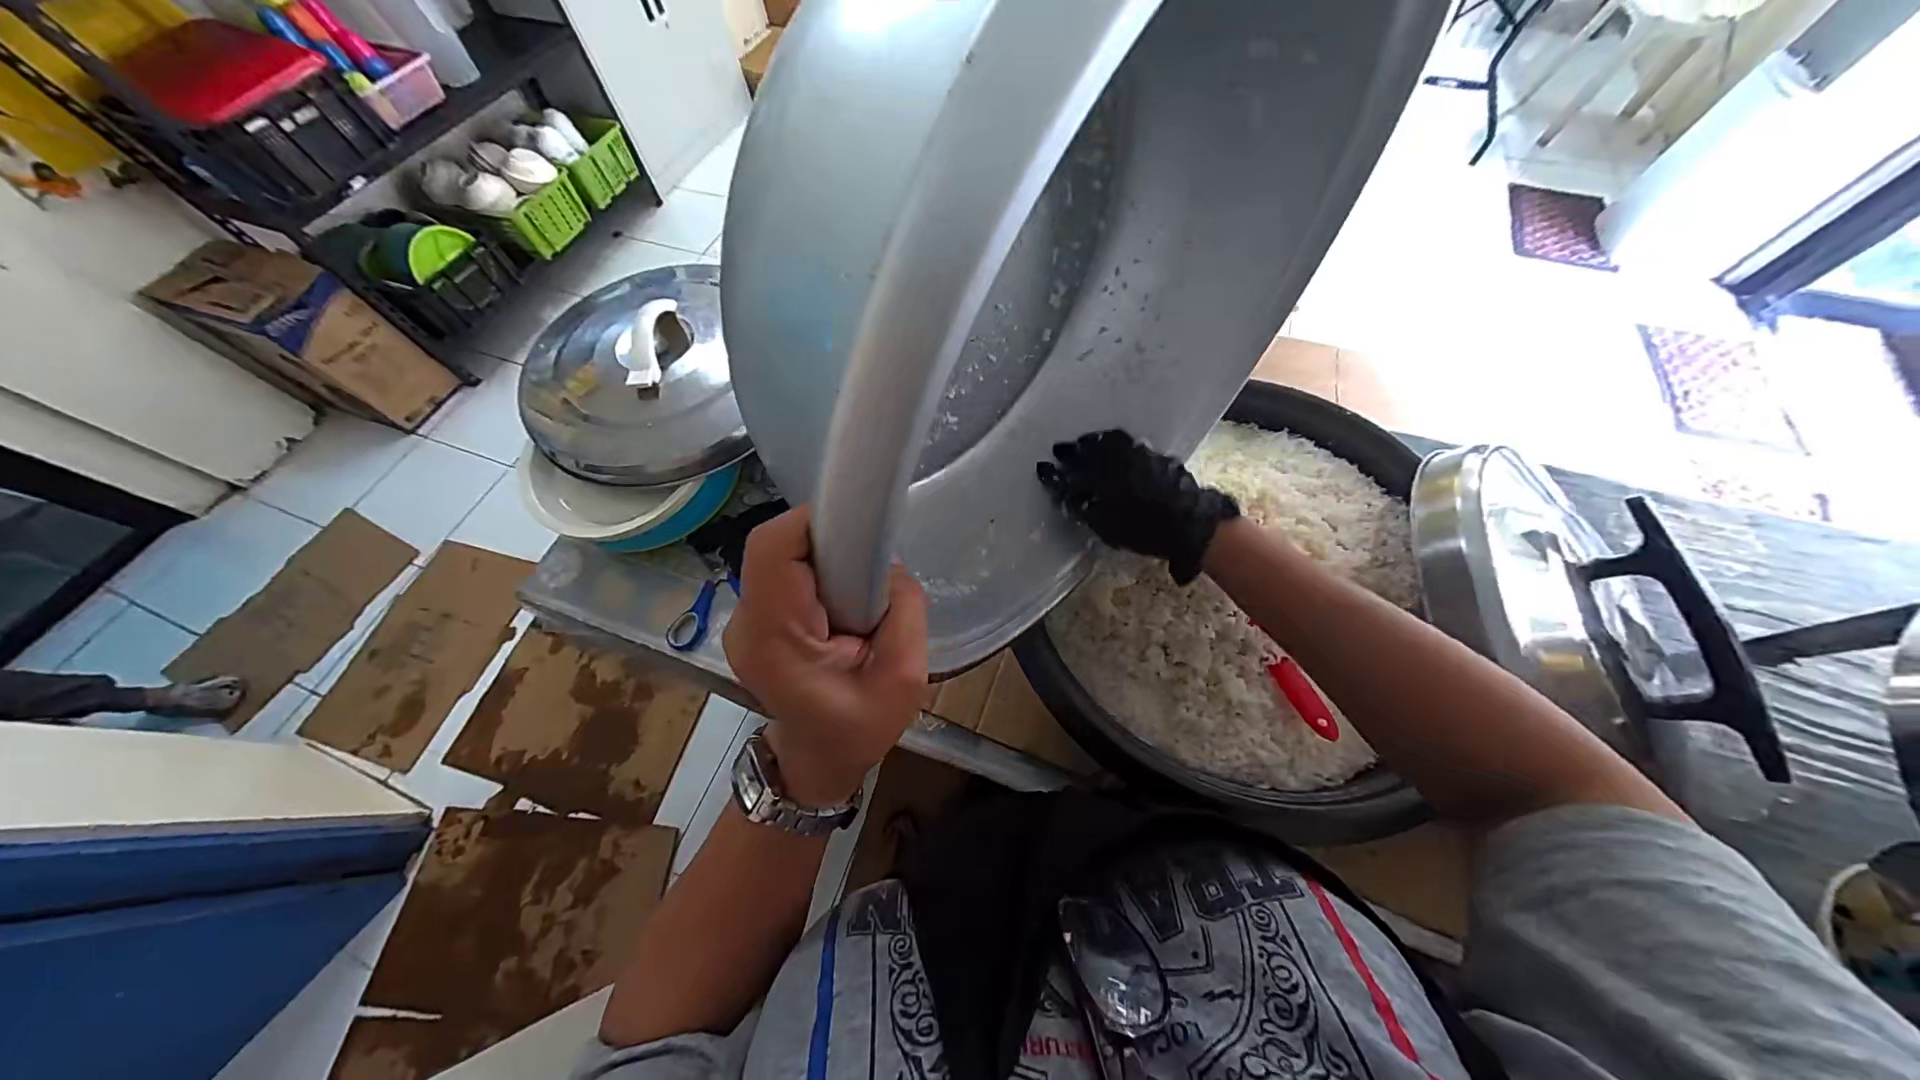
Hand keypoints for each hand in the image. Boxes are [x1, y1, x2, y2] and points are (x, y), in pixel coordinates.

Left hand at [722, 505, 929, 806]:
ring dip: (827, 560)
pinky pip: (785, 572)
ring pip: (783, 555)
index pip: (773, 548)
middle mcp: (747, 620)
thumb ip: (905, 612)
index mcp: (774, 638)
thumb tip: (889, 566)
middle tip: (871, 573)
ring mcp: (746, 618)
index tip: (861, 531)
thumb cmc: (858, 729)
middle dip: (830, 544)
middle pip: (777, 546)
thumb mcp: (905, 680)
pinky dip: (819, 575)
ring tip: (861, 597)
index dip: (814, 523)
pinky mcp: (757, 617)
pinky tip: (844, 605)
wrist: (818, 760)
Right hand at [1037, 429, 1238, 583]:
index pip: (1070, 475)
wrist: (1192, 524)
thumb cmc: (1145, 532)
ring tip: (1084, 443)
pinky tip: (1115, 448)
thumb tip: (1070, 498)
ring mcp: (1139, 455)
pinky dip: (1116, 444)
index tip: (1043, 469)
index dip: (1055, 474)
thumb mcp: (1108, 527)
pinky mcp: (1157, 456)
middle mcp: (1117, 462)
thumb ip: (1086, 510)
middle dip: (1073, 451)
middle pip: (1088, 451)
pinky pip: (1128, 444)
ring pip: (1109, 442)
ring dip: (1093, 442)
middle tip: (1061, 450)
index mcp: (1100, 480)